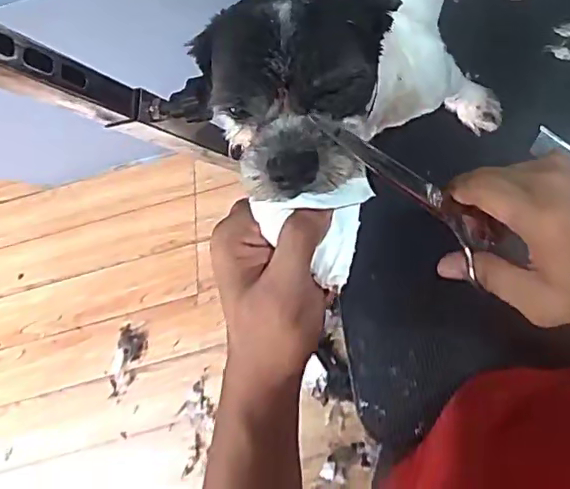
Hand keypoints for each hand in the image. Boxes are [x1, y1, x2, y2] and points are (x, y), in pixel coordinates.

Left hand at [209, 201, 329, 391]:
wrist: (271, 377)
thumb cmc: (274, 333)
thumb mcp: (287, 281)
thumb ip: (301, 234)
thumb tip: (323, 198)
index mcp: (233, 233)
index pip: (276, 192)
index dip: (307, 194)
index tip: (335, 200)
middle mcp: (240, 232)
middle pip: (289, 200)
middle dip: (315, 212)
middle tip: (335, 229)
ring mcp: (256, 244)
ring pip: (299, 216)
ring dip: (320, 230)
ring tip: (332, 247)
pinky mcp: (274, 256)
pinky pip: (302, 233)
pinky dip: (318, 243)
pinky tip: (325, 259)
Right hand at [435, 151, 569, 325]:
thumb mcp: (540, 300)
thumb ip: (490, 276)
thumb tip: (445, 264)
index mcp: (535, 210)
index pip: (478, 185)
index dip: (454, 195)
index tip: (447, 216)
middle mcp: (544, 176)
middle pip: (488, 173)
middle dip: (472, 196)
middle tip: (475, 231)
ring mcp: (560, 164)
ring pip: (507, 168)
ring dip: (495, 190)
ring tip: (504, 227)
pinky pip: (528, 166)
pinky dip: (517, 184)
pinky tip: (529, 212)